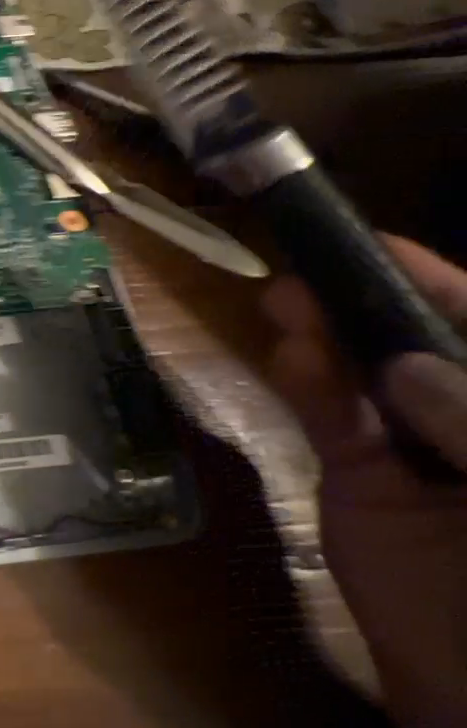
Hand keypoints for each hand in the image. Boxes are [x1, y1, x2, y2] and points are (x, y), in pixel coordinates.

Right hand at [264, 236, 466, 727]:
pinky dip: (308, 389)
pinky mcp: (358, 480)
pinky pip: (332, 425)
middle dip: (371, 307)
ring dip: (326, 340)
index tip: (380, 247)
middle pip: (422, 351)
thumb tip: (406, 365)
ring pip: (368, 381)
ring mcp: (419, 454)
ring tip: (283, 301)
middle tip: (313, 270)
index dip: (444, 287)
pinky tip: (289, 358)